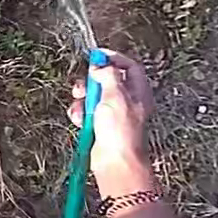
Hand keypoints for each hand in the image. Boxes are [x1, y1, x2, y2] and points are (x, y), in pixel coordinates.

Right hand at [68, 49, 155, 194]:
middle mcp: (127, 101)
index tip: (96, 55)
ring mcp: (113, 114)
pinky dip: (80, 113)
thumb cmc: (120, 131)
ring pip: (93, 96)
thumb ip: (107, 76)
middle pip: (108, 80)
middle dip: (92, 81)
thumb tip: (100, 67)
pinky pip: (86, 112)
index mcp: (138, 92)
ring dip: (83, 99)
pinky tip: (79, 119)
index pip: (129, 66)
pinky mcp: (100, 126)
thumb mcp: (115, 95)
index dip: (113, 58)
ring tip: (79, 104)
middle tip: (83, 85)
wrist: (115, 162)